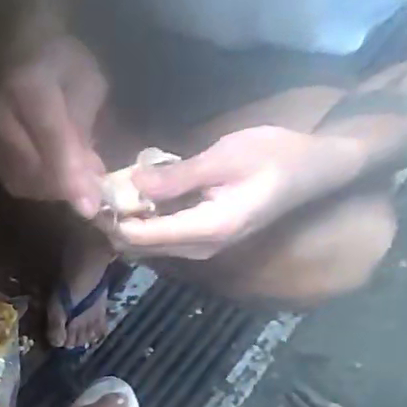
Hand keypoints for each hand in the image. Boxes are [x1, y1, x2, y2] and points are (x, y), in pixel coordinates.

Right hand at [0, 27, 108, 216]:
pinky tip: (53, 175)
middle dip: (65, 188)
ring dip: (52, 190)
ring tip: (75, 178)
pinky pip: (12, 181)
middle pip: (32, 169)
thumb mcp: (87, 82)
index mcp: (28, 86)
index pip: (50, 139)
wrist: (17, 47)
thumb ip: (84, 127)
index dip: (70, 176)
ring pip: (21, 182)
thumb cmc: (60, 62)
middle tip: (92, 189)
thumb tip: (87, 176)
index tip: (89, 207)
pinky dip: (37, 187)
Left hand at [113, 126, 369, 258]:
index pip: (141, 238)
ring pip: (149, 243)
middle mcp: (199, 249)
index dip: (111, 219)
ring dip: (127, 220)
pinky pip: (162, 235)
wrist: (314, 170)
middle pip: (139, 246)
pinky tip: (135, 191)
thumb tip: (132, 184)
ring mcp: (201, 247)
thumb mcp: (224, 158)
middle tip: (95, 188)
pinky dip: (144, 218)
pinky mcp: (202, 238)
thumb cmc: (276, 157)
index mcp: (206, 231)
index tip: (92, 193)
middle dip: (114, 220)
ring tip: (109, 188)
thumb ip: (176, 176)